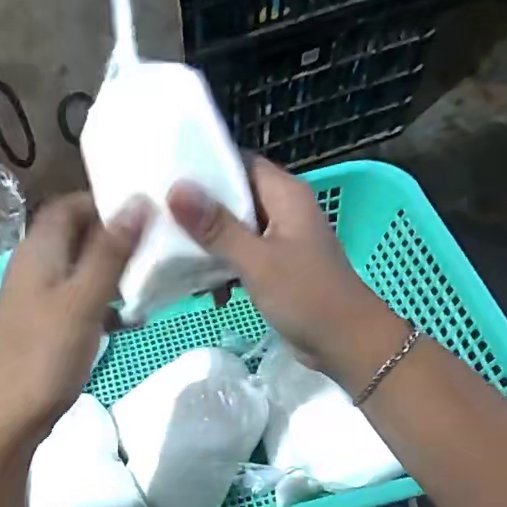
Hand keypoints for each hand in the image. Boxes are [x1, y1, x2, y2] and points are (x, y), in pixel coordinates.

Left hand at [0, 193, 145, 441]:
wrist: (9, 415)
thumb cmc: (46, 353)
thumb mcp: (84, 300)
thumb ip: (111, 252)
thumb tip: (139, 201)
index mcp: (39, 250)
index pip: (70, 205)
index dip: (105, 200)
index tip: (148, 209)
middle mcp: (35, 267)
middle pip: (78, 236)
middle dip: (116, 237)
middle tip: (159, 245)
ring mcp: (39, 299)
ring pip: (82, 270)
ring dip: (114, 272)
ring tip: (153, 279)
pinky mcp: (46, 327)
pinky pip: (80, 301)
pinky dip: (105, 304)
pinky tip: (131, 319)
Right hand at [167, 157, 403, 390]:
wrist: (346, 343)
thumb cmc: (306, 296)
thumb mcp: (257, 261)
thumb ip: (217, 227)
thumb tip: (175, 189)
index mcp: (285, 195)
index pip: (240, 163)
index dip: (205, 167)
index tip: (167, 176)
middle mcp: (285, 211)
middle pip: (235, 198)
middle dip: (201, 212)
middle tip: (161, 220)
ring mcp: (283, 242)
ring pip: (237, 232)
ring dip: (211, 247)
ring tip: (177, 260)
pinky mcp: (280, 270)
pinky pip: (245, 259)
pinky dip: (226, 271)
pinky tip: (207, 292)